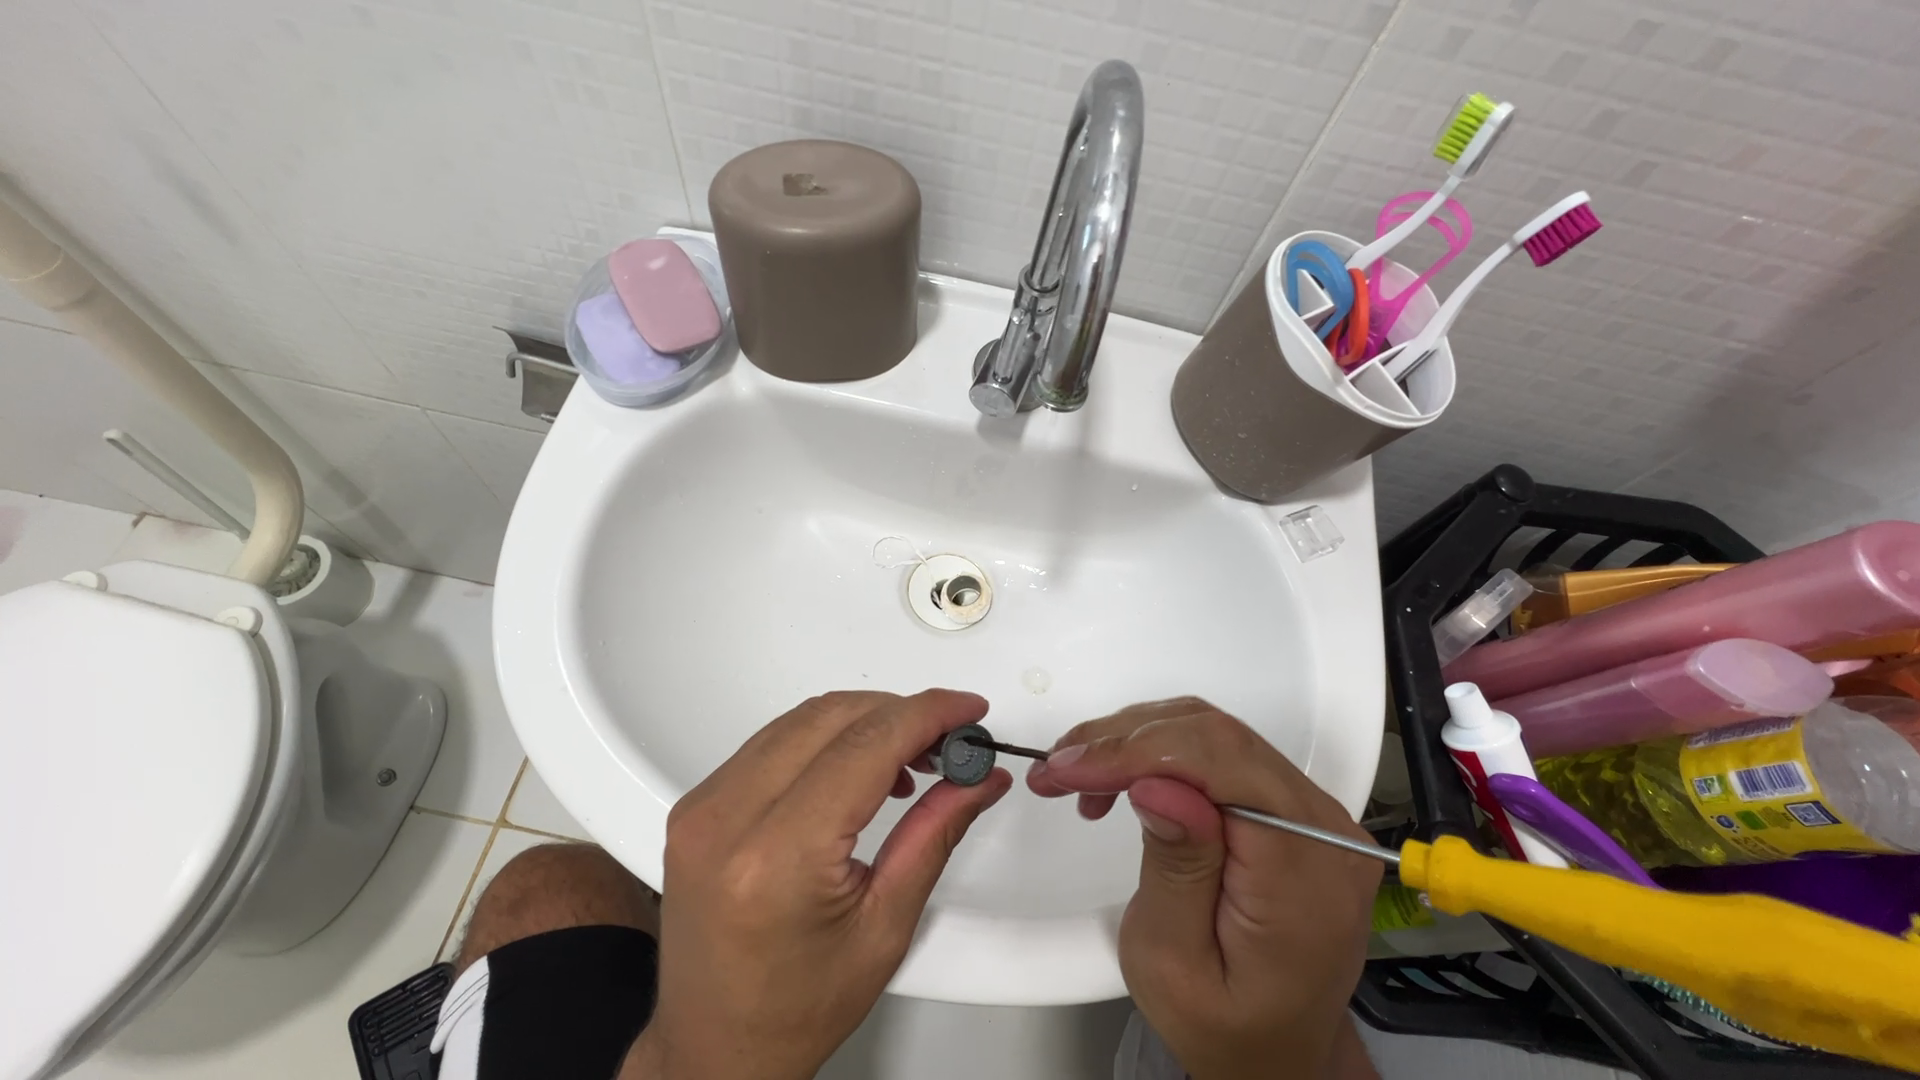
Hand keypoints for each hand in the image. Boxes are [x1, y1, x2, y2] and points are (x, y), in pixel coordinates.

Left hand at [629, 690, 1011, 1079]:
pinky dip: (826, 738)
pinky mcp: (698, 804)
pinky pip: (773, 741)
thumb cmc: (795, 1008)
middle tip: (949, 738)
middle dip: (901, 713)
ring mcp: (703, 807)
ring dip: (865, 722)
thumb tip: (978, 777)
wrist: (715, 1047)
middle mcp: (726, 819)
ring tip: (912, 758)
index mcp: (776, 858)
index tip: (968, 710)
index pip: (865, 745)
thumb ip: (935, 834)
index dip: (926, 715)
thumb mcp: (886, 926)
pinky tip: (860, 768)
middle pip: (832, 717)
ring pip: (801, 719)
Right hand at [1028, 698, 1381, 1079]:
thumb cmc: (1223, 1023)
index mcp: (1304, 873)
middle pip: (1218, 737)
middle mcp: (1323, 827)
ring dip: (1137, 742)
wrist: (1278, 1050)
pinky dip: (1161, 755)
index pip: (1223, 764)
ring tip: (1080, 779)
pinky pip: (1222, 756)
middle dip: (1125, 740)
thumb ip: (1176, 870)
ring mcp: (1313, 813)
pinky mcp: (1292, 808)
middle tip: (1057, 770)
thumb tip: (1157, 785)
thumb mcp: (1176, 964)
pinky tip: (1123, 785)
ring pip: (1214, 734)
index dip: (1137, 749)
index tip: (1066, 767)